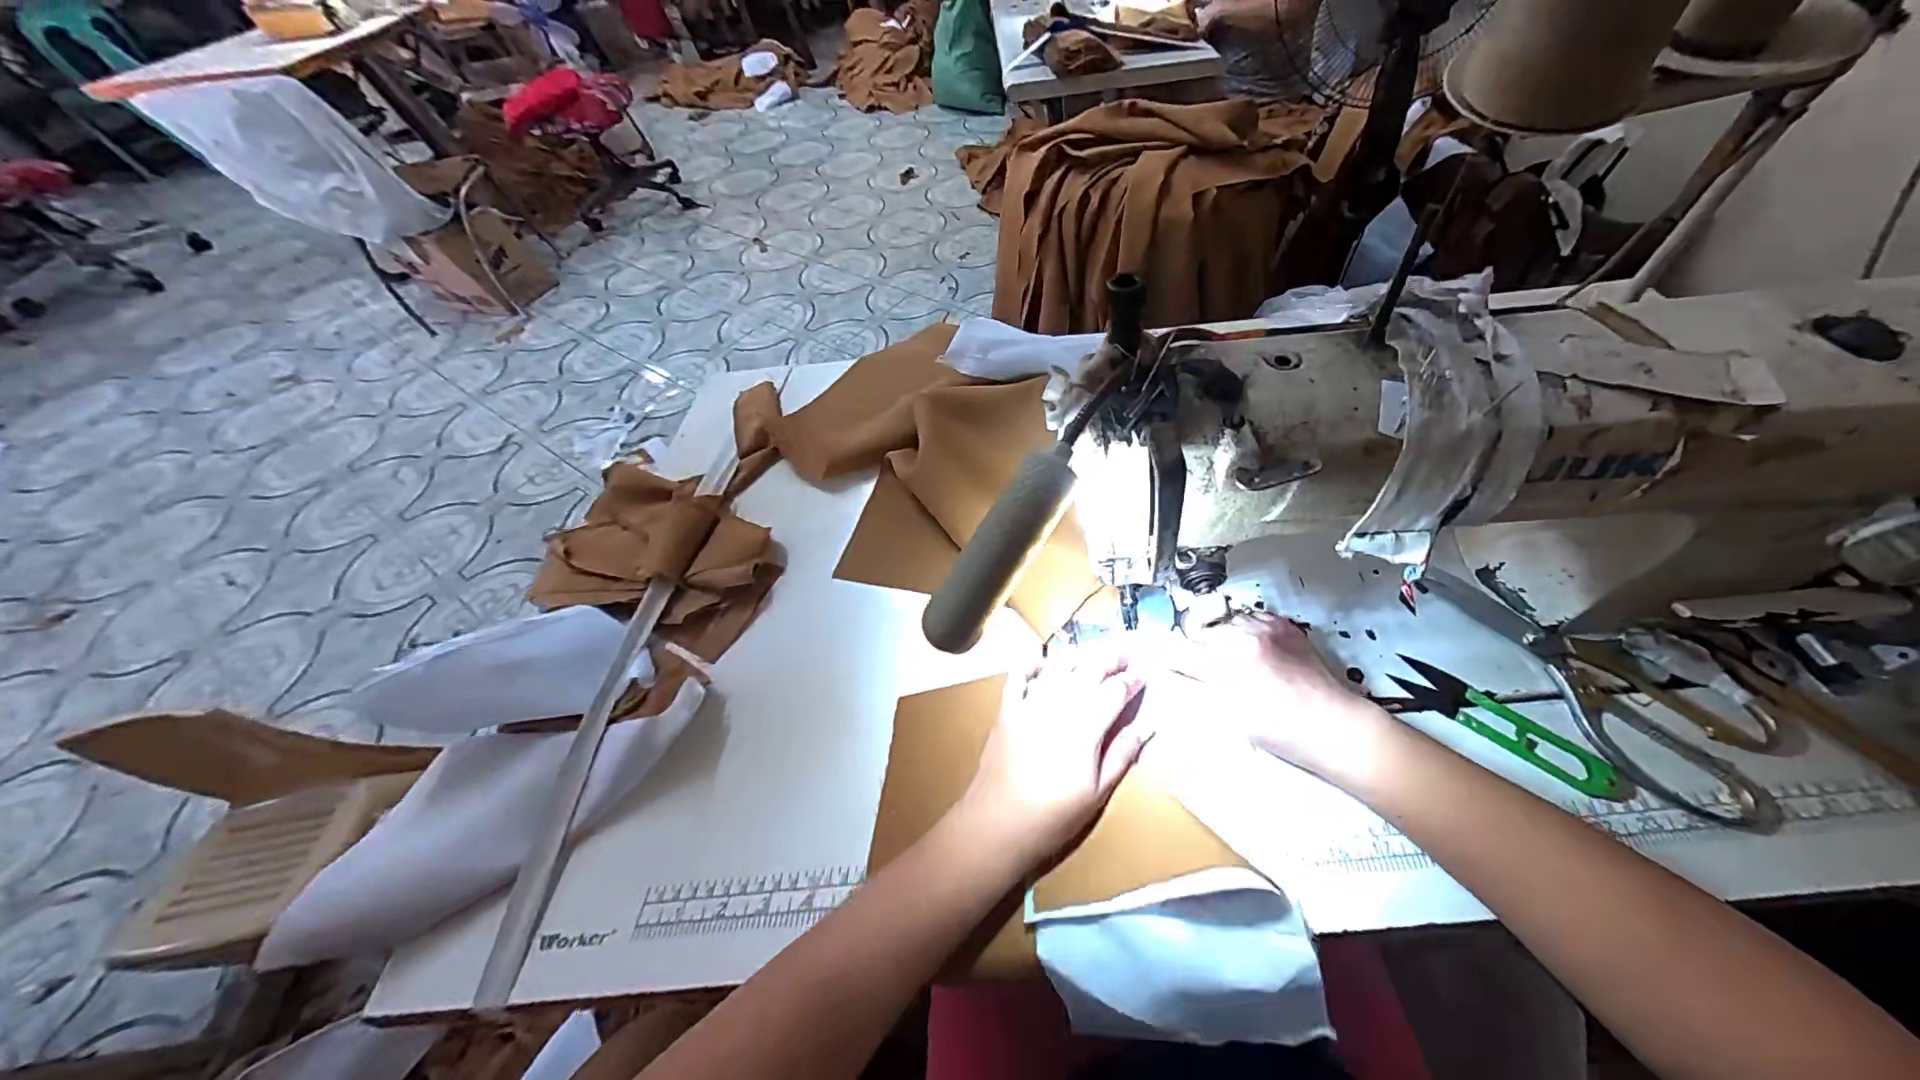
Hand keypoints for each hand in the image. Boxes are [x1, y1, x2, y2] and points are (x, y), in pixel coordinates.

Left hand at [954, 649, 1148, 865]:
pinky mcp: (1006, 710)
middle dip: (1110, 658)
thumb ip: (1121, 755)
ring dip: (1079, 658)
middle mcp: (1058, 707)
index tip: (1143, 675)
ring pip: (1058, 667)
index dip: (1131, 681)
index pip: (1114, 691)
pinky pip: (1019, 676)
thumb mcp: (1097, 793)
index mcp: (1085, 728)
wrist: (996, 823)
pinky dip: (1032, 665)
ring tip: (1094, 658)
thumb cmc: (1053, 816)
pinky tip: (1043, 663)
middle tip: (1125, 656)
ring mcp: (1029, 705)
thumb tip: (1145, 727)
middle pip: (1088, 669)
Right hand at [1171, 612, 1387, 773]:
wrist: (1333, 725)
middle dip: (1197, 648)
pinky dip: (1246, 629)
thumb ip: (1198, 687)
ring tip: (1228, 658)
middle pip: (1201, 632)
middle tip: (1201, 668)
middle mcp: (1242, 637)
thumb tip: (1175, 674)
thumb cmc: (1281, 731)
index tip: (1169, 666)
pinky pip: (1253, 617)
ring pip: (1226, 621)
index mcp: (1224, 662)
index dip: (1171, 660)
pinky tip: (1250, 647)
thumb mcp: (1228, 715)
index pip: (1180, 651)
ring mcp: (1266, 628)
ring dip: (1221, 636)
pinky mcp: (1285, 627)